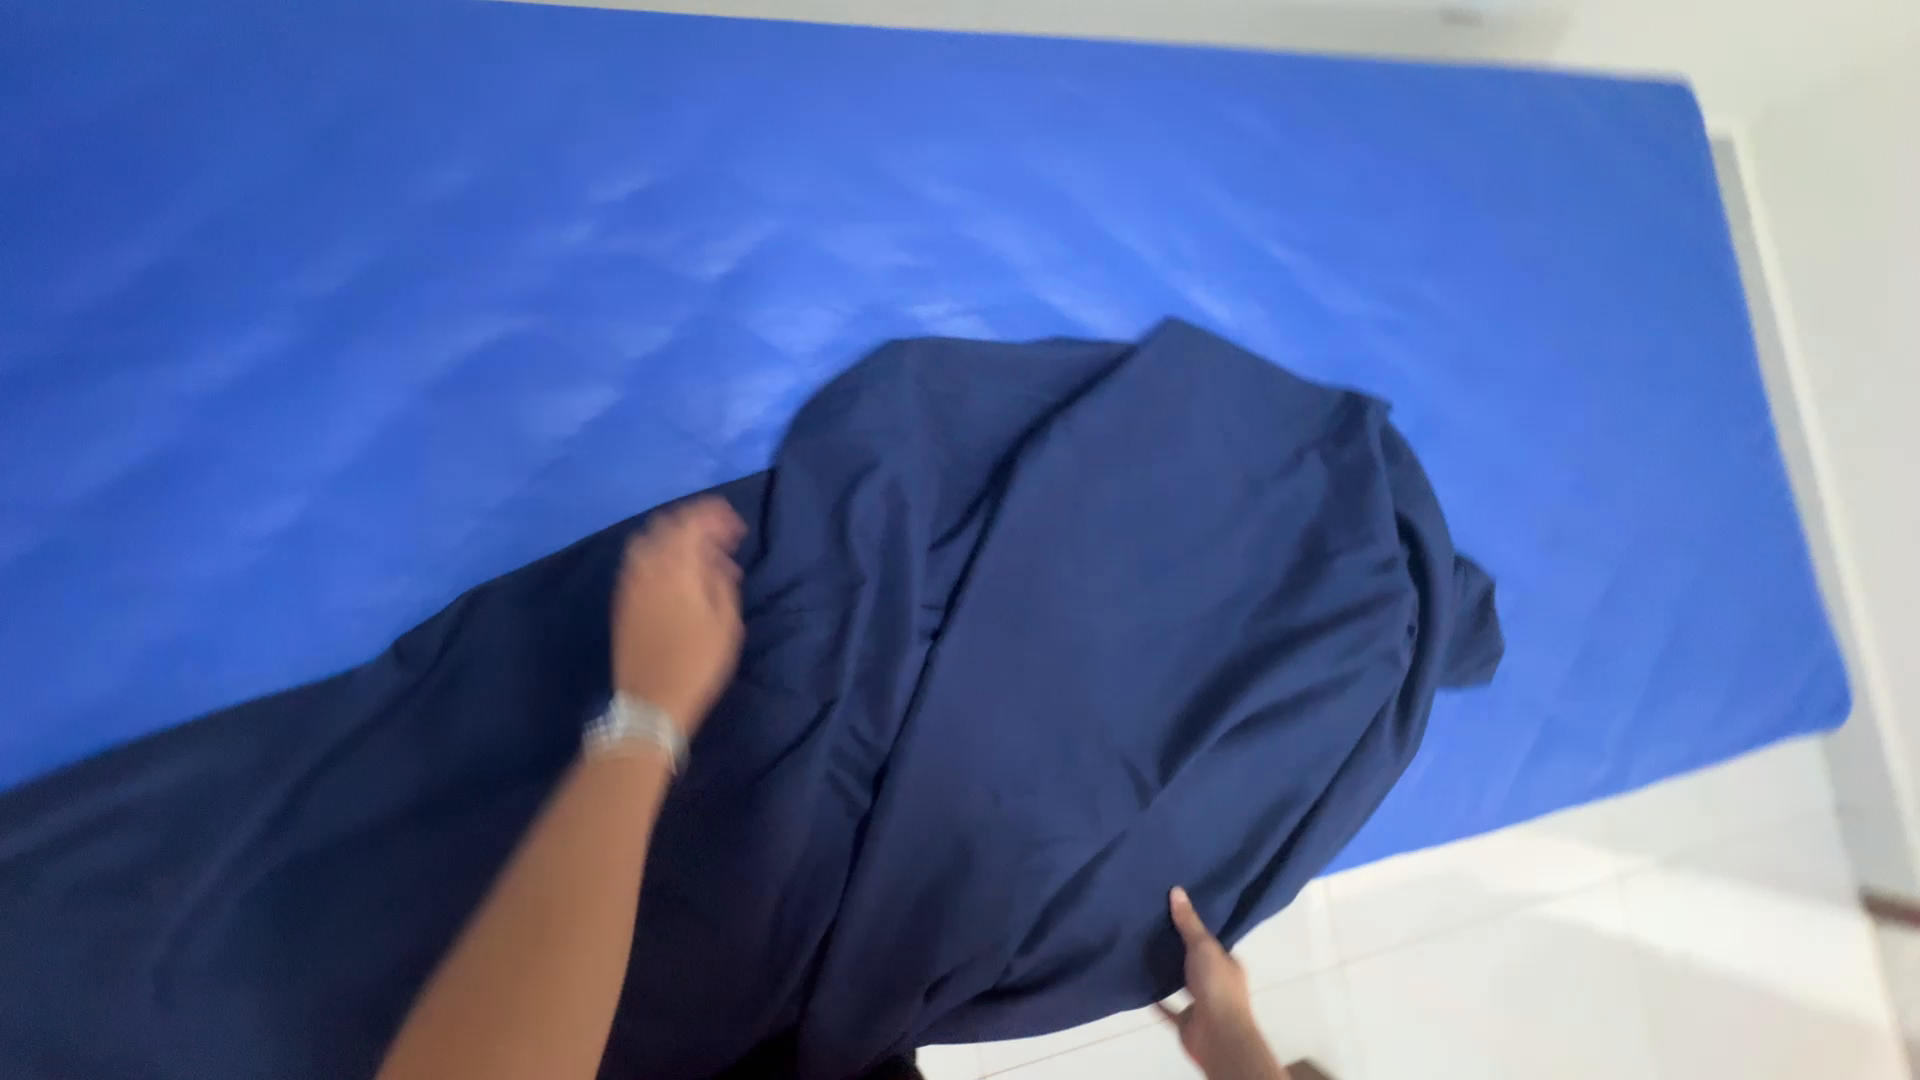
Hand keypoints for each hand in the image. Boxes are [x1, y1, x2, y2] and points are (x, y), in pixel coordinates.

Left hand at [611, 496, 745, 733]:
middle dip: (693, 522)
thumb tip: (719, 561)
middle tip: (719, 536)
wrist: (651, 702)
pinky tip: (673, 571)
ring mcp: (630, 584)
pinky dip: (656, 554)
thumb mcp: (726, 624)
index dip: (715, 517)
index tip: (735, 526)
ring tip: (696, 550)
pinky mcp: (622, 601)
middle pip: (666, 526)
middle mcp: (648, 569)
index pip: (692, 524)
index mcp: (678, 570)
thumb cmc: (698, 664)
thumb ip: (722, 582)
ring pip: (646, 541)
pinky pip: (636, 562)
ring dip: (672, 536)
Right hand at [1159, 887, 1286, 1079]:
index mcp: (1227, 964)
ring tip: (1142, 950)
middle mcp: (1216, 982)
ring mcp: (1202, 1004)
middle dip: (1179, 949)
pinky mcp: (1186, 1022)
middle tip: (1153, 925)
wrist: (1218, 1037)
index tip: (1176, 910)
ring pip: (1181, 983)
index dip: (1196, 927)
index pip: (1212, 941)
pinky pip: (1167, 1007)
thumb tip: (1176, 889)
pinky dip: (1156, 999)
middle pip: (1195, 961)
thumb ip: (1189, 922)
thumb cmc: (1216, 987)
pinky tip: (1139, 985)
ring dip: (1167, 973)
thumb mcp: (1203, 946)